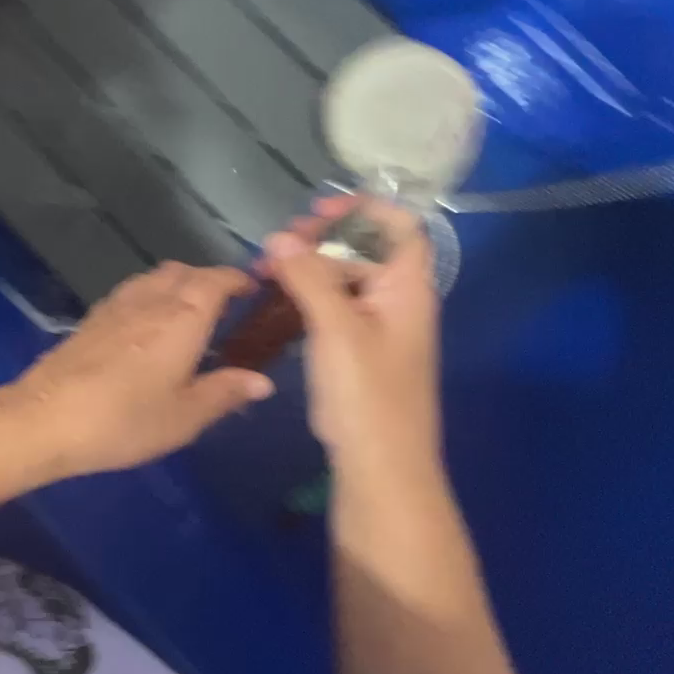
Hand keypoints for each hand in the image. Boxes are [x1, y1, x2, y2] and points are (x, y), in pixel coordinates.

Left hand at [0, 262, 275, 480]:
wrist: (46, 417)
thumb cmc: (124, 420)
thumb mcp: (184, 417)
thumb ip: (223, 393)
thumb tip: (261, 380)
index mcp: (180, 319)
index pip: (214, 281)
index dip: (236, 279)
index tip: (255, 288)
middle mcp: (148, 301)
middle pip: (182, 272)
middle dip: (208, 279)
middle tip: (228, 304)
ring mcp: (114, 307)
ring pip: (153, 278)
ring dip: (177, 284)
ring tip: (191, 313)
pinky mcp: (91, 318)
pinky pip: (131, 292)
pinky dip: (151, 295)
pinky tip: (149, 326)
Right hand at [264, 196, 442, 480]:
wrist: (379, 464)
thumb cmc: (367, 394)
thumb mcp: (337, 329)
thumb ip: (309, 277)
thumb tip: (278, 236)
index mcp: (407, 289)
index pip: (400, 228)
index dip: (364, 209)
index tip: (318, 210)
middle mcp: (395, 299)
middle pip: (363, 247)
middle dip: (321, 236)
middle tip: (279, 243)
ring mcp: (374, 323)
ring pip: (342, 274)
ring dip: (307, 263)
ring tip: (266, 268)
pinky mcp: (353, 344)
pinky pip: (330, 301)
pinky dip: (304, 289)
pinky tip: (274, 294)